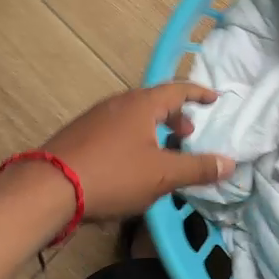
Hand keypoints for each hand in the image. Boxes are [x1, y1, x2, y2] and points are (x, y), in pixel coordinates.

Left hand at [40, 82, 235, 220]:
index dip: (199, 93)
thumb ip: (197, 169)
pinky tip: (129, 166)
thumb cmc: (113, 175)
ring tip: (161, 153)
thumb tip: (230, 163)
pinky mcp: (79, 135)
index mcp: (142, 104)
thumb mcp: (162, 176)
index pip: (178, 89)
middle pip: (154, 101)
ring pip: (133, 116)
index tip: (215, 98)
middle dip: (174, 116)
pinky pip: (115, 129)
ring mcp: (95, 117)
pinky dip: (132, 138)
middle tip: (188, 134)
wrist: (48, 189)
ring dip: (152, 129)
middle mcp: (119, 103)